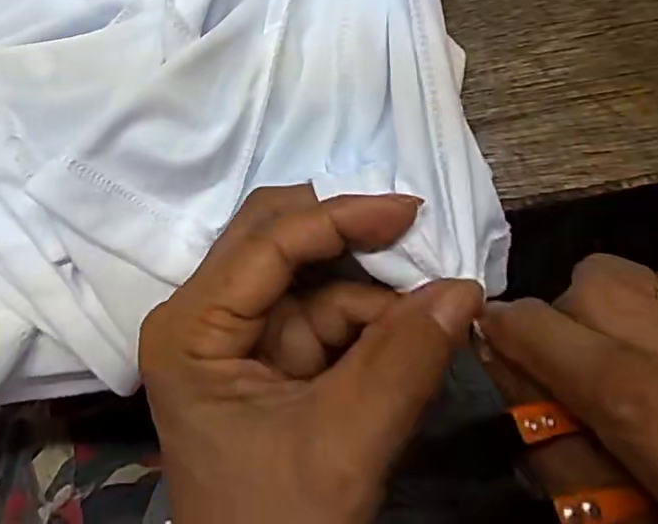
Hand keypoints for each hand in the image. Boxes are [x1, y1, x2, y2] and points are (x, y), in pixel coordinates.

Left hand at [139, 185, 484, 523]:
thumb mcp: (343, 449)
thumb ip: (404, 362)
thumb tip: (465, 288)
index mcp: (192, 327)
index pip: (266, 242)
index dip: (339, 216)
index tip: (408, 209)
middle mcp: (204, 313)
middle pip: (275, 237)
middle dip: (347, 235)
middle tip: (413, 237)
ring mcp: (236, 331)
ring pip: (307, 271)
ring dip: (368, 282)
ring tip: (428, 299)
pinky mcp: (269, 353)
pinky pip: (323, 310)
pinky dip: (369, 316)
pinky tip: (409, 332)